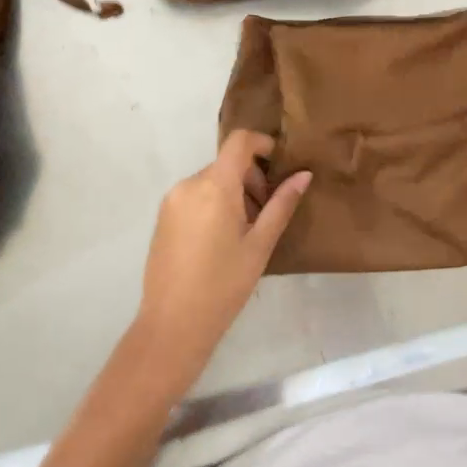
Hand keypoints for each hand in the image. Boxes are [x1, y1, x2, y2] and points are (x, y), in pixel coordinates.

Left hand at [135, 131, 309, 371]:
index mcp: (215, 186)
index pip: (240, 142)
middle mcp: (189, 185)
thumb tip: (303, 174)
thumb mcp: (260, 244)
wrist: (172, 325)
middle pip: (227, 164)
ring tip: (245, 232)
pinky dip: (214, 204)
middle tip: (266, 214)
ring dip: (234, 194)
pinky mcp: (162, 218)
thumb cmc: (224, 285)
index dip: (263, 144)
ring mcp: (171, 201)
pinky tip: (221, 241)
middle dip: (252, 179)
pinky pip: (195, 196)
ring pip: (211, 181)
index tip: (280, 166)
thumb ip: (282, 204)